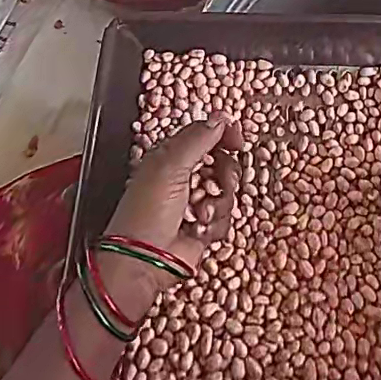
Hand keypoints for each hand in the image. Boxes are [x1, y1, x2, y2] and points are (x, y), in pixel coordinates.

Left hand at [96, 117, 241, 319]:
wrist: (143, 261)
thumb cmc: (147, 212)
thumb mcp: (170, 166)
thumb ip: (197, 139)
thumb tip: (219, 118)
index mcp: (170, 156)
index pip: (204, 135)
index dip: (223, 136)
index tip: (237, 141)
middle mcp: (183, 176)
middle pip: (223, 163)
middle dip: (224, 175)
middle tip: (217, 184)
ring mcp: (195, 202)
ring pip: (228, 191)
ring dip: (219, 204)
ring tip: (200, 214)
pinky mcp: (204, 226)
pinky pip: (227, 217)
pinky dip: (216, 224)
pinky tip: (200, 230)